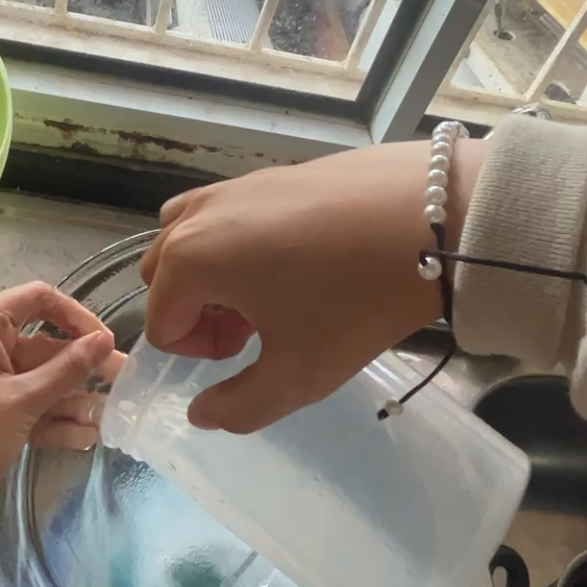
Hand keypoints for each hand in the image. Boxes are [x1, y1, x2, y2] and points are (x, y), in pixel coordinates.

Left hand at [0, 281, 120, 522]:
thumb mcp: (22, 403)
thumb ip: (68, 369)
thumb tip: (105, 340)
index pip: (37, 299)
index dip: (76, 316)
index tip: (104, 342)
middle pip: (40, 344)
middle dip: (79, 367)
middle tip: (120, 383)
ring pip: (34, 379)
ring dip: (68, 399)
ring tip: (105, 420)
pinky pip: (21, 404)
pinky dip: (47, 418)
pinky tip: (82, 438)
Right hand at [141, 137, 483, 433]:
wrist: (426, 215)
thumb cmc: (353, 299)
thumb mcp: (299, 372)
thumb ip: (240, 407)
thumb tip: (200, 414)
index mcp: (189, 261)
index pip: (161, 324)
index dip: (201, 351)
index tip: (252, 349)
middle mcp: (196, 216)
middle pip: (162, 276)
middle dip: (195, 310)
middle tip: (255, 325)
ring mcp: (229, 187)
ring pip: (186, 237)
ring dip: (206, 272)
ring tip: (265, 290)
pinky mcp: (263, 172)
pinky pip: (221, 212)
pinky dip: (231, 241)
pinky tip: (293, 256)